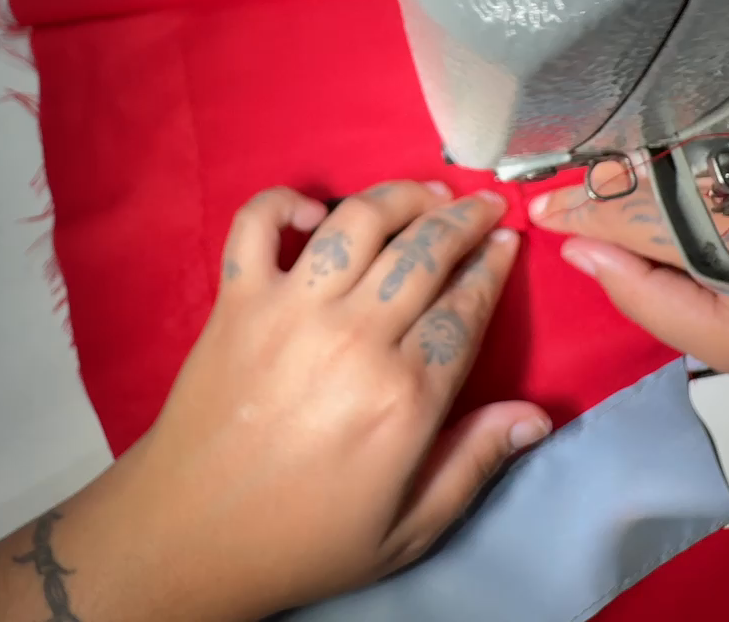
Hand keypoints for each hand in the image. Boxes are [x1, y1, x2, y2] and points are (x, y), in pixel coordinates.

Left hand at [107, 181, 548, 620]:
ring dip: (398, 196)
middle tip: (483, 204)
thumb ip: (475, 464)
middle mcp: (353, 336)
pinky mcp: (238, 298)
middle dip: (464, 219)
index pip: (466, 307)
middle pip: (424, 252)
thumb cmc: (304, 536)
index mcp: (404, 395)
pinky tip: (315, 210)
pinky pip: (257, 224)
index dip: (493, 267)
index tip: (507, 241)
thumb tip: (537, 415)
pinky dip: (282, 201)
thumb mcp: (408, 529)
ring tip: (426, 192)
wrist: (191, 533)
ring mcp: (290, 309)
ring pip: (357, 222)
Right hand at [526, 145, 728, 410]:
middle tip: (567, 207)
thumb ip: (648, 298)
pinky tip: (666, 160)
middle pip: (637, 160)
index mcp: (722, 214)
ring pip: (670, 134)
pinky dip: (676, 141)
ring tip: (606, 185)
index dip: (573, 214)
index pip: (618, 206)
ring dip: (630, 159)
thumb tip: (581, 253)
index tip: (541, 217)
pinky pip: (714, 123)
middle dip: (593, 184)